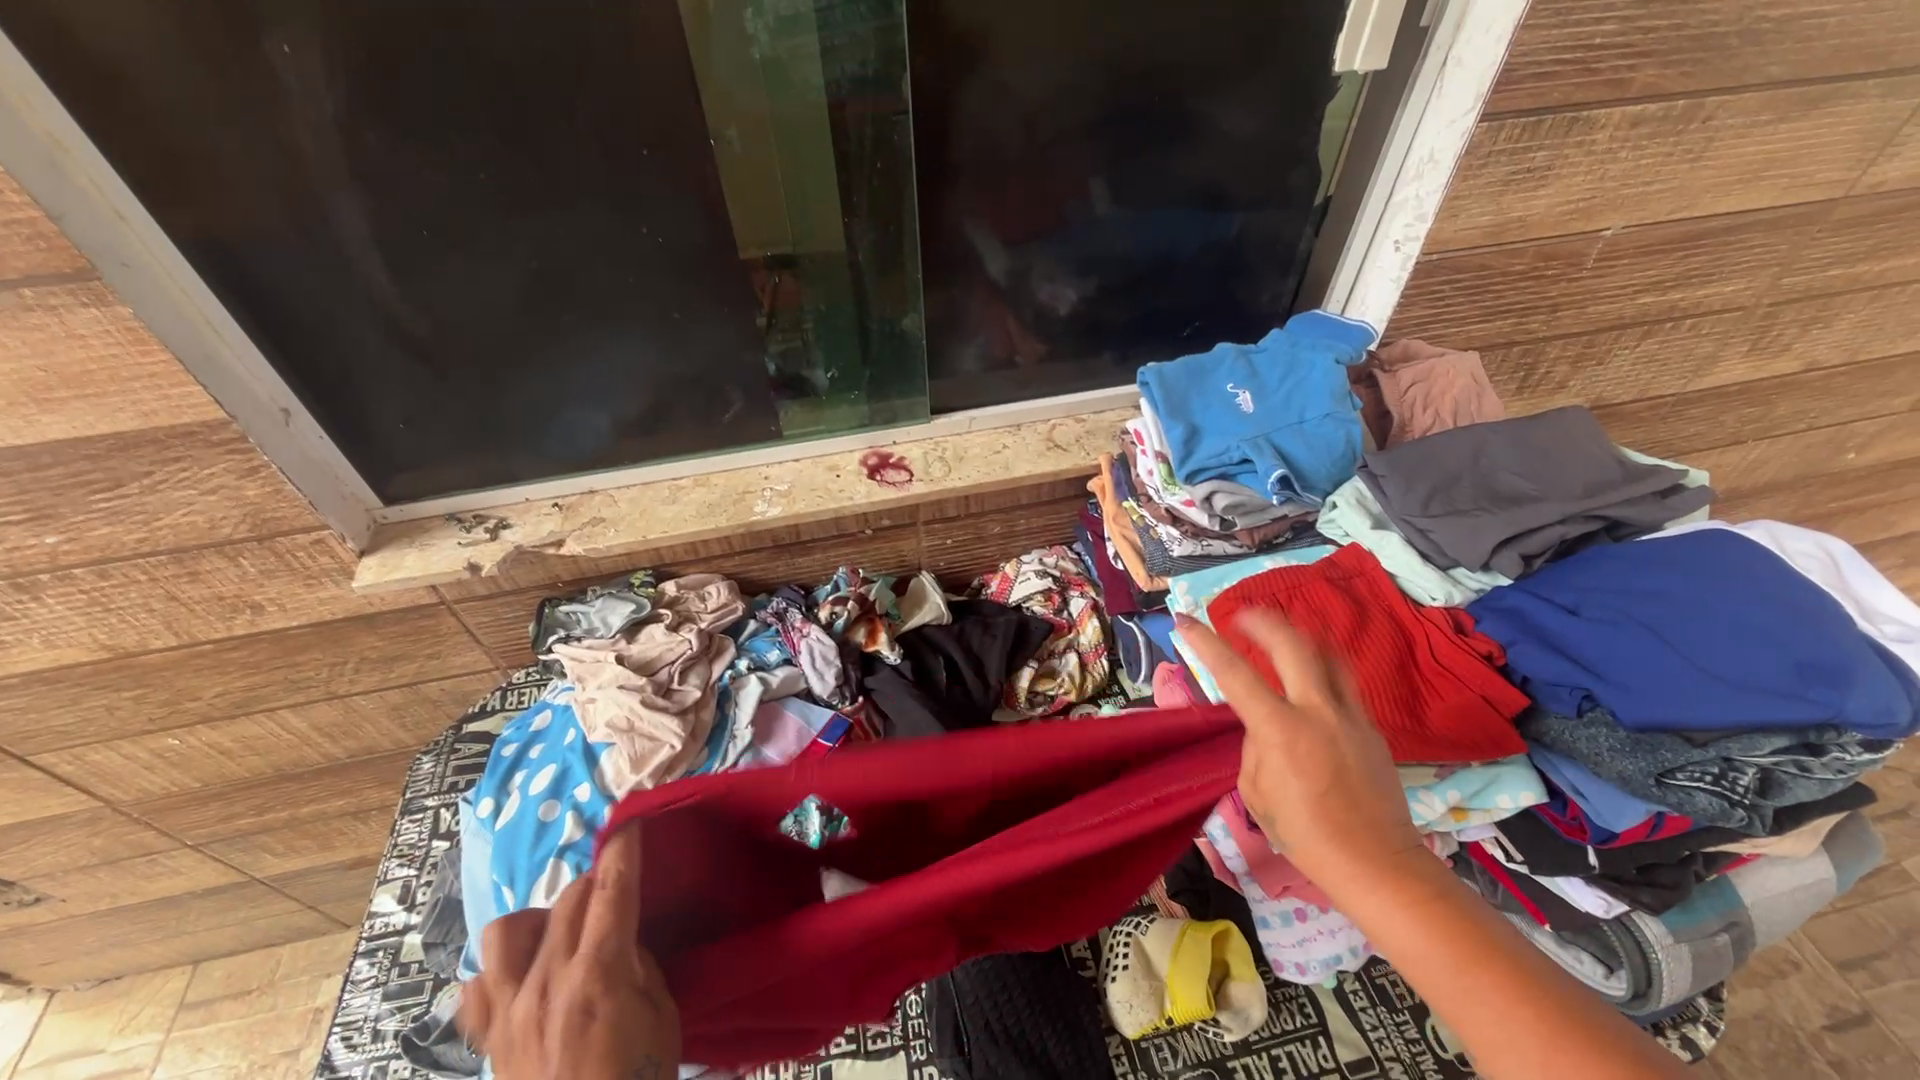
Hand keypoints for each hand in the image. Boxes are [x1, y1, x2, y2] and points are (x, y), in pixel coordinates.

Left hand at [457, 826, 680, 1079]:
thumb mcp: (662, 1022)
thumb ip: (640, 972)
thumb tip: (622, 942)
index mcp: (600, 976)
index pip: (612, 892)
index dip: (622, 852)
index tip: (628, 824)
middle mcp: (548, 982)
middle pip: (568, 900)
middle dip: (595, 882)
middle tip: (615, 892)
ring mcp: (510, 1011)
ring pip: (508, 931)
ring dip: (540, 920)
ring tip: (561, 935)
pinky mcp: (488, 1040)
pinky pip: (475, 986)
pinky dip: (497, 972)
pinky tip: (521, 980)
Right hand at [1175, 610, 1425, 889]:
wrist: (1375, 862)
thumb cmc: (1305, 835)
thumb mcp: (1257, 792)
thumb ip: (1254, 748)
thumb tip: (1262, 728)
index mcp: (1280, 729)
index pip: (1233, 673)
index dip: (1205, 643)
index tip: (1185, 621)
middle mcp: (1317, 711)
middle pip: (1292, 643)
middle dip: (1262, 621)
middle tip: (1242, 615)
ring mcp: (1351, 716)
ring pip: (1328, 654)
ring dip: (1301, 637)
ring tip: (1284, 635)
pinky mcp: (1372, 728)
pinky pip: (1344, 685)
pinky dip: (1322, 672)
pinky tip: (1312, 686)